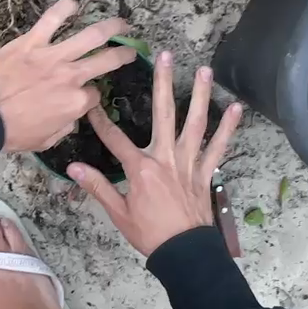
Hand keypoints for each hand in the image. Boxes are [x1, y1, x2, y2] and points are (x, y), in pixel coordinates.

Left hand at [0, 0, 138, 152]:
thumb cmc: (12, 132)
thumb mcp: (46, 141)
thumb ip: (64, 127)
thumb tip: (69, 117)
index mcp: (74, 103)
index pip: (93, 96)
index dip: (89, 97)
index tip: (83, 97)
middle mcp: (71, 76)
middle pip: (106, 60)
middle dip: (123, 54)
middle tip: (131, 49)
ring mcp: (52, 56)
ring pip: (90, 35)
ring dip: (110, 27)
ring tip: (121, 22)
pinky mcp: (31, 42)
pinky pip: (51, 20)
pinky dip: (63, 9)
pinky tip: (73, 3)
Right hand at [68, 51, 243, 255]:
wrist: (184, 253)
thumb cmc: (149, 234)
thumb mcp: (118, 212)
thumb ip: (97, 186)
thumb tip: (73, 167)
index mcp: (141, 169)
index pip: (115, 139)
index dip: (100, 121)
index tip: (91, 102)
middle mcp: (166, 158)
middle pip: (163, 114)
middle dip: (162, 83)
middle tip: (163, 55)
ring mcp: (188, 163)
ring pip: (195, 123)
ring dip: (199, 95)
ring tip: (203, 70)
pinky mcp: (205, 172)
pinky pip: (218, 147)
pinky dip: (227, 128)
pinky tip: (235, 108)